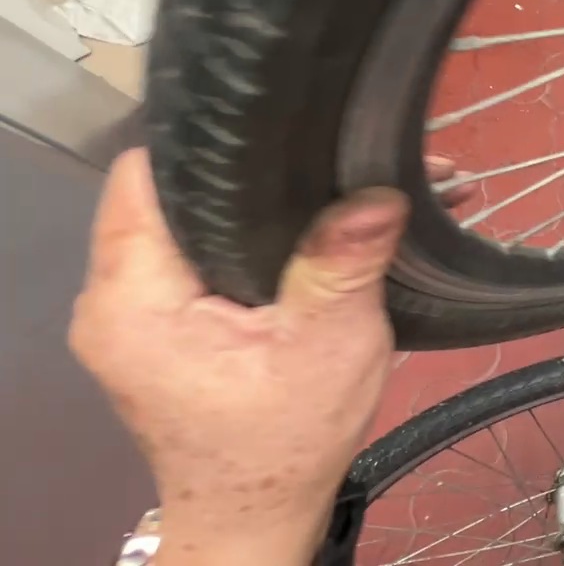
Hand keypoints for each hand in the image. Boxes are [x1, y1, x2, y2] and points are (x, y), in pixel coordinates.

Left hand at [70, 150, 408, 565]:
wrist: (264, 505)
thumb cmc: (284, 430)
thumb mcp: (326, 342)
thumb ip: (342, 263)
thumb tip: (378, 192)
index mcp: (137, 297)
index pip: (148, 182)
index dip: (213, 139)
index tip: (291, 112)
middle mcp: (127, 295)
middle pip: (190, 195)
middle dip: (281, 166)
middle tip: (361, 145)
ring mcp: (155, 308)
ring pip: (218, 220)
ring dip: (297, 198)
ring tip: (380, 178)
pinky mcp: (187, 317)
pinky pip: (232, 249)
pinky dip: (291, 229)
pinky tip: (354, 220)